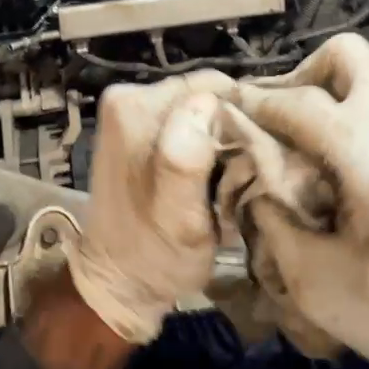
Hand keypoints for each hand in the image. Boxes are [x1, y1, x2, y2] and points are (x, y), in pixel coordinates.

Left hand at [66, 70, 233, 342]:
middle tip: (237, 170)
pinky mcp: (132, 126)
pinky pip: (182, 120)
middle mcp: (126, 97)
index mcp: (134, 108)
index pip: (209, 86)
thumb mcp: (178, 216)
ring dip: (214, 137)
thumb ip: (187, 158)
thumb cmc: (153, 254)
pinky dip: (200, 143)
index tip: (249, 155)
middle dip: (225, 127)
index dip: (238, 117)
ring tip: (222, 175)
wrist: (118, 281)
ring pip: (195, 107)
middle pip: (201, 93)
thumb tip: (207, 104)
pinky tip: (205, 173)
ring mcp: (127, 110)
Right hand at [228, 34, 368, 368]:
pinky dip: (348, 109)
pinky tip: (333, 156)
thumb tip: (251, 172)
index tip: (227, 109)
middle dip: (299, 77)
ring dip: (324, 91)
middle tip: (275, 118)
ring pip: (366, 72)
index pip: (304, 103)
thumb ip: (273, 219)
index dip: (258, 102)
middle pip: (345, 55)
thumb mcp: (318, 285)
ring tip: (299, 138)